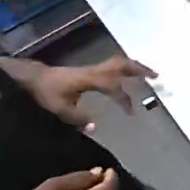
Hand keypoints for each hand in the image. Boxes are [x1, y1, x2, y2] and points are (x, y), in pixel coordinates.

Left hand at [0, 54, 158, 132]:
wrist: (32, 78)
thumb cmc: (46, 93)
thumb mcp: (59, 108)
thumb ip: (78, 118)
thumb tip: (95, 127)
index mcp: (90, 79)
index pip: (114, 87)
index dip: (124, 99)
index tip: (131, 113)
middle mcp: (95, 71)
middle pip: (122, 65)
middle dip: (140, 70)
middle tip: (156, 77)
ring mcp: (93, 68)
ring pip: (119, 62)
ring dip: (135, 67)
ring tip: (149, 74)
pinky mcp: (90, 70)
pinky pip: (113, 65)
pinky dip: (125, 68)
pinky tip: (129, 76)